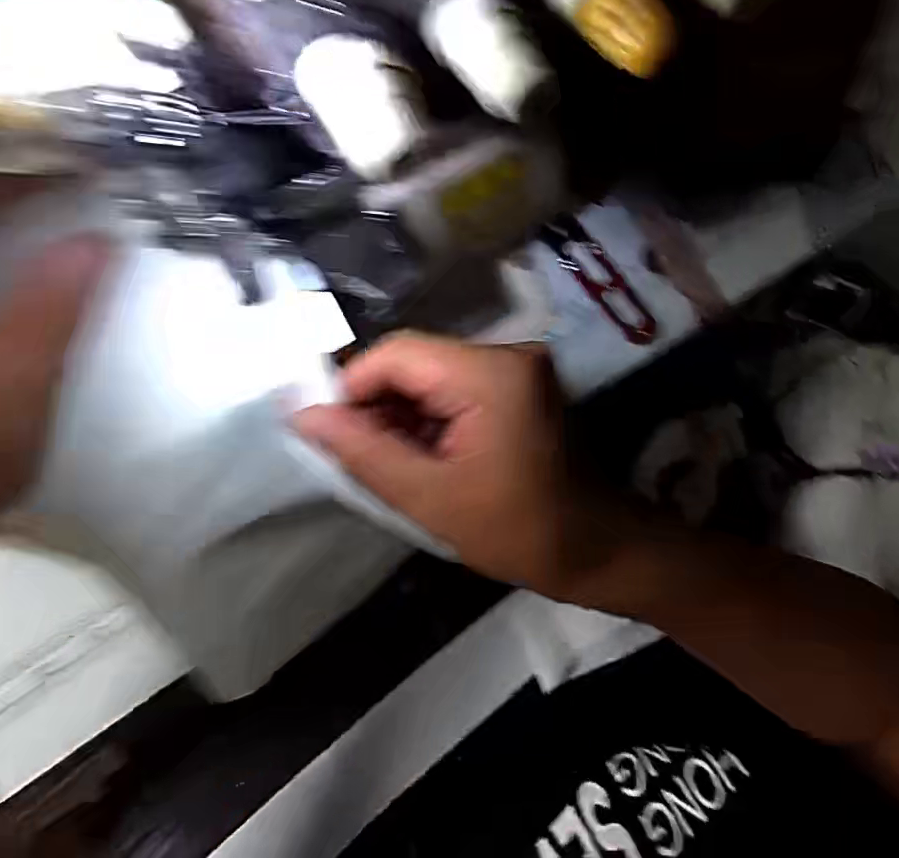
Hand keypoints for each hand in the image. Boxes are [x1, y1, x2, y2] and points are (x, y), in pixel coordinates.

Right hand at [294, 333, 631, 596]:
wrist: (594, 546)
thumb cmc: (516, 529)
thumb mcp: (429, 497)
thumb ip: (363, 450)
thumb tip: (304, 413)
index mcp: (491, 372)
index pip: (398, 352)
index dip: (354, 387)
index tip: (332, 435)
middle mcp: (510, 353)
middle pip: (417, 360)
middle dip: (381, 405)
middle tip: (363, 458)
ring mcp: (521, 366)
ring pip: (435, 374)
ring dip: (407, 414)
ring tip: (397, 464)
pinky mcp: (523, 383)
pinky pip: (460, 386)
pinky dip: (435, 416)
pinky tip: (428, 456)